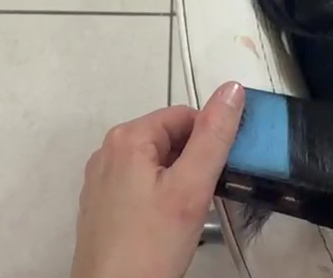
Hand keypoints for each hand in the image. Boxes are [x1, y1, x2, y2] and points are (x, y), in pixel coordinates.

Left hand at [71, 81, 245, 277]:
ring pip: (155, 165)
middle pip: (168, 140)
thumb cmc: (151, 245)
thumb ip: (214, 136)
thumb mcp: (191, 188)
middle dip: (191, 165)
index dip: (207, 141)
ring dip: (177, 183)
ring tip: (183, 219)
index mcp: (127, 137)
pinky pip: (139, 187)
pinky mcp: (99, 208)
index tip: (218, 174)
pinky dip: (158, 200)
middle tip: (200, 201)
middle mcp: (108, 151)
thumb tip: (233, 88)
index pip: (184, 116)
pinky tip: (163, 229)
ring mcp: (100, 181)